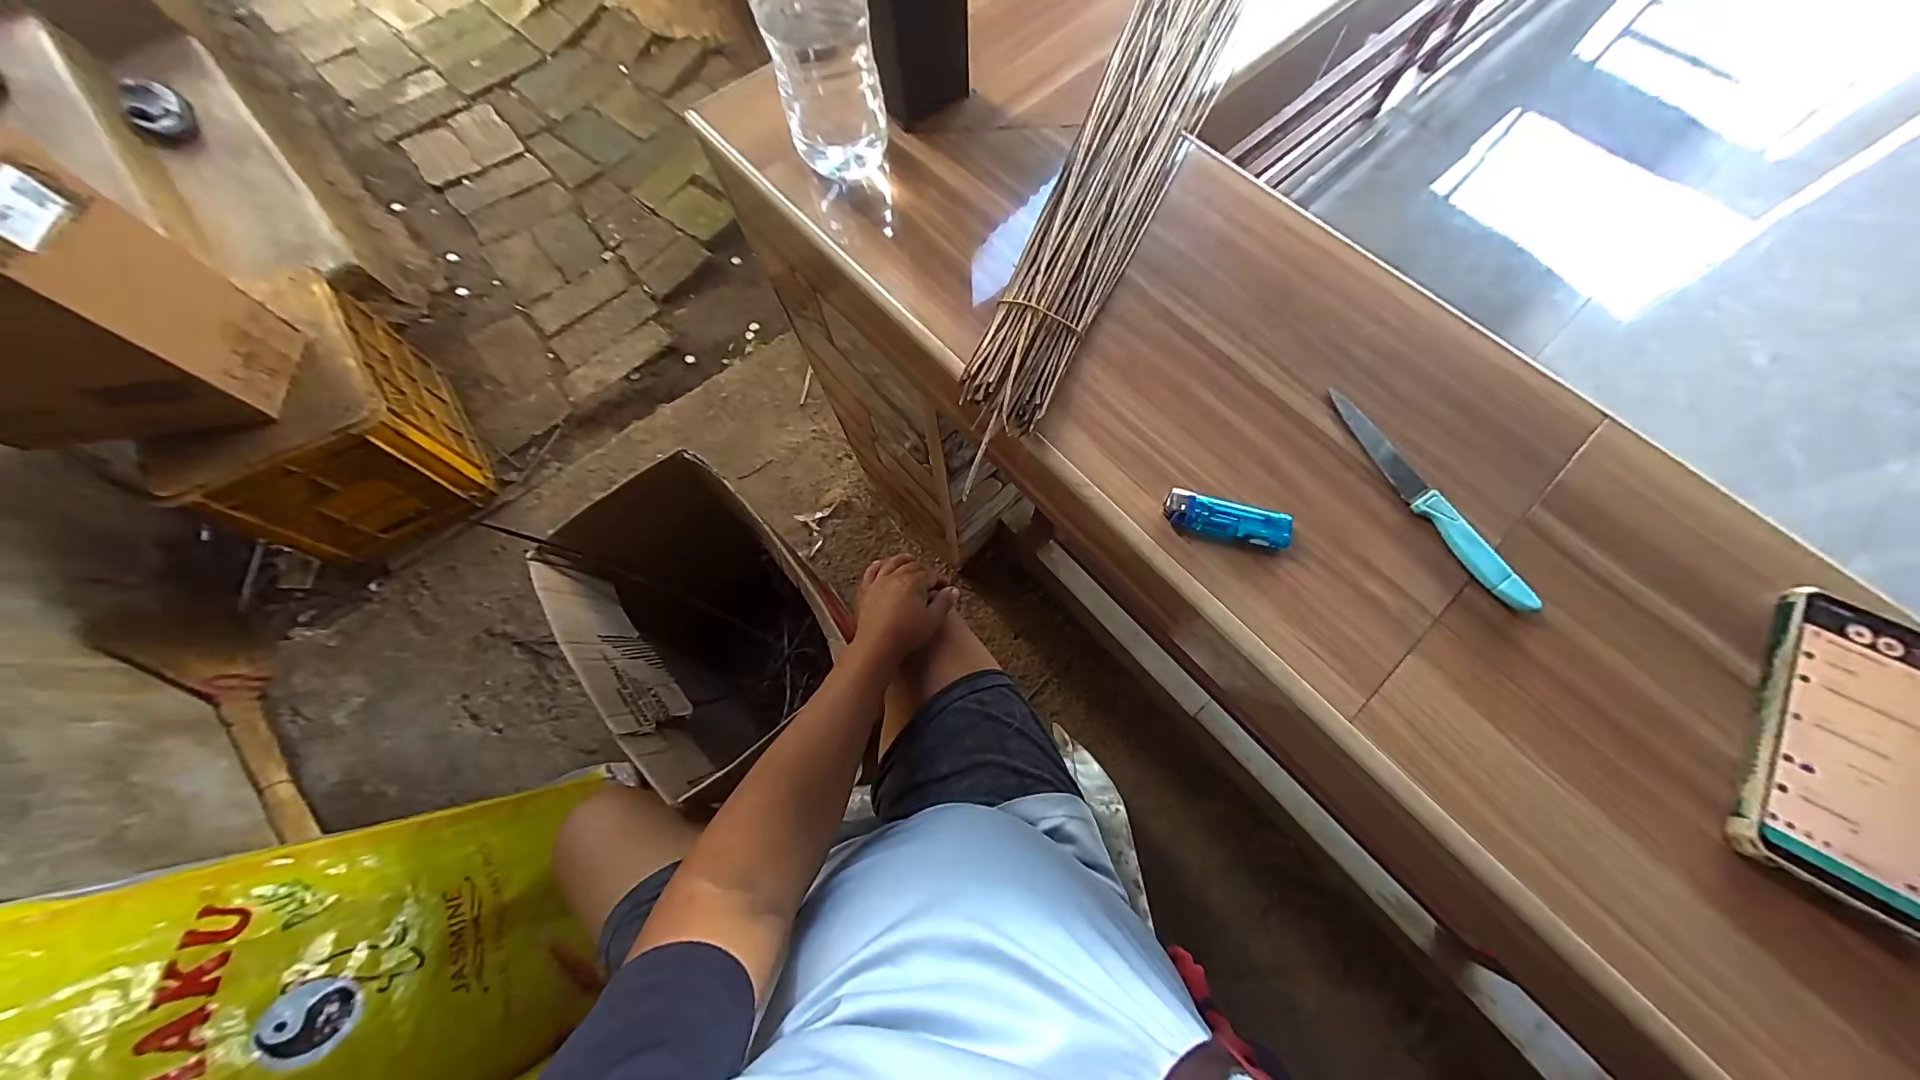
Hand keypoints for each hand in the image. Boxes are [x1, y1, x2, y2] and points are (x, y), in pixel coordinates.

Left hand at [852, 555, 957, 666]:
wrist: (877, 645)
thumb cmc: (906, 634)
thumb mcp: (933, 620)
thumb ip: (944, 603)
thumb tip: (952, 590)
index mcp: (914, 582)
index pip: (931, 575)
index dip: (940, 580)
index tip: (945, 587)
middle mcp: (896, 576)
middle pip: (913, 567)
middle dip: (924, 570)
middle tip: (931, 578)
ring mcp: (879, 582)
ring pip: (892, 564)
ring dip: (902, 560)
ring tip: (909, 560)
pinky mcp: (866, 591)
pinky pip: (871, 573)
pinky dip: (877, 566)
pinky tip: (879, 564)